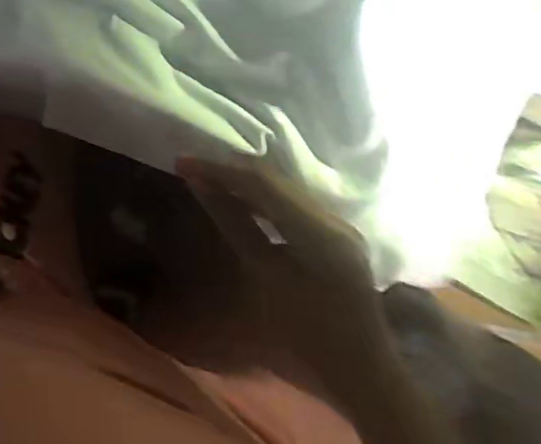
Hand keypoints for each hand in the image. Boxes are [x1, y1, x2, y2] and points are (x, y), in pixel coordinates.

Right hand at [177, 158, 385, 376]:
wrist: (361, 378)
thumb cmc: (305, 332)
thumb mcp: (262, 274)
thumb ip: (232, 221)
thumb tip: (197, 181)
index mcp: (319, 230)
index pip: (261, 181)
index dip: (217, 168)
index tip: (180, 163)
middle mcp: (333, 220)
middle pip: (274, 180)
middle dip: (228, 170)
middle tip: (187, 167)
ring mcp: (338, 229)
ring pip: (282, 188)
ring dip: (242, 182)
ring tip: (205, 180)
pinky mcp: (335, 239)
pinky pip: (290, 203)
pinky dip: (259, 197)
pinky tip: (238, 202)